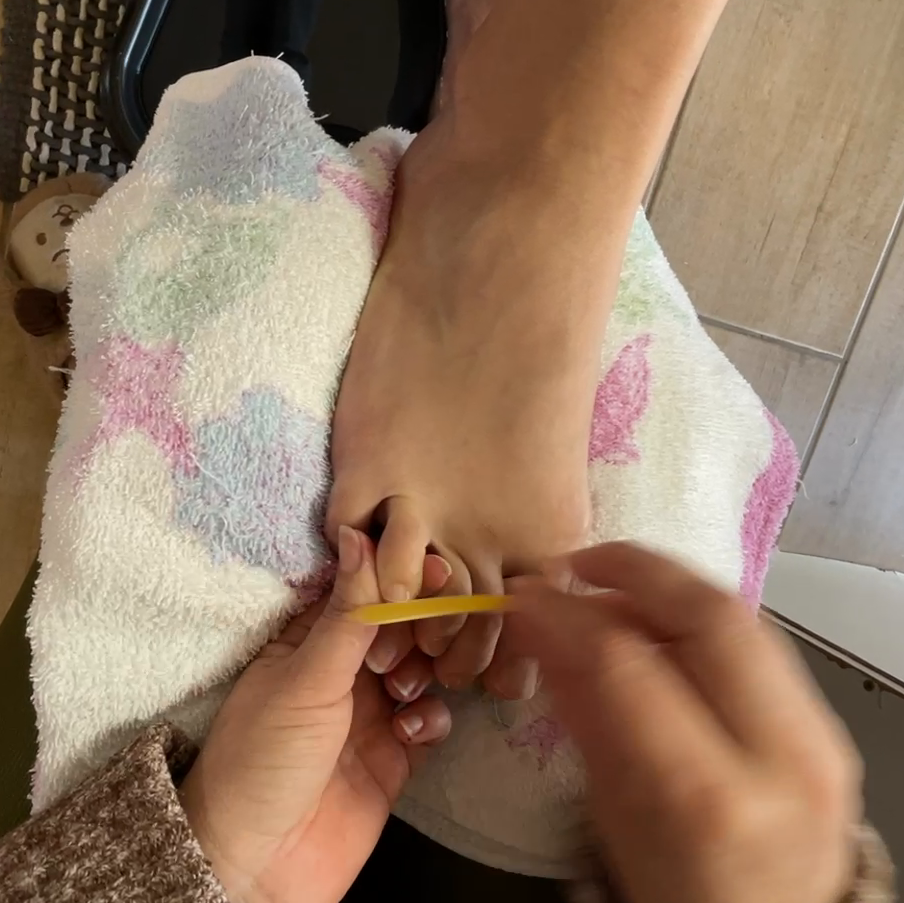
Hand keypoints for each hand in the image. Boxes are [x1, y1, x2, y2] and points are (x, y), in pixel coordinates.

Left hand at [182, 527, 452, 902]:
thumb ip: (347, 612)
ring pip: (424, 666)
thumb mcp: (306, 677)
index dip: (400, 576)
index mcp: (310, 638)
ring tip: (407, 688)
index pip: (365, 588)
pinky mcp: (395, 757)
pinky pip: (431, 717)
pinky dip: (432, 715)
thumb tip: (358, 531)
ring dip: (428, 667)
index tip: (435, 571)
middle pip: (402, 624)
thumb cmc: (264, 758)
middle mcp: (344, 668)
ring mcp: (371, 712)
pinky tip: (414, 730)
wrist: (256, 870)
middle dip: (421, 624)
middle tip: (423, 641)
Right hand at [328, 145, 601, 699]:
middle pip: (459, 630)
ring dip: (387, 623)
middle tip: (422, 656)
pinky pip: (345, 544)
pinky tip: (346, 558)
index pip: (525, 632)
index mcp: (551, 527)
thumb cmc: (553, 319)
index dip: (499, 657)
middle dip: (441, 653)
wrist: (510, 239)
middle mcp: (489, 531)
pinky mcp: (365, 460)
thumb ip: (533, 499)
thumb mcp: (559, 435)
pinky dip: (344, 562)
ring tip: (380, 629)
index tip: (479, 663)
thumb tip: (509, 538)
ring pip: (396, 604)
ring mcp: (422, 499)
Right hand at [506, 543, 861, 902]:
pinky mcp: (829, 719)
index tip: (524, 597)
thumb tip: (541, 625)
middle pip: (711, 618)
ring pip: (742, 615)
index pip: (627, 668)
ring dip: (665, 581)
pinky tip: (655, 613)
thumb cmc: (673, 889)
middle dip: (633, 568)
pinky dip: (694, 609)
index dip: (564, 616)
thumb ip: (581, 709)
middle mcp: (781, 756)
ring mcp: (820, 733)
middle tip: (575, 563)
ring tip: (608, 579)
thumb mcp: (607, 805)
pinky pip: (755, 637)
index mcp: (709, 797)